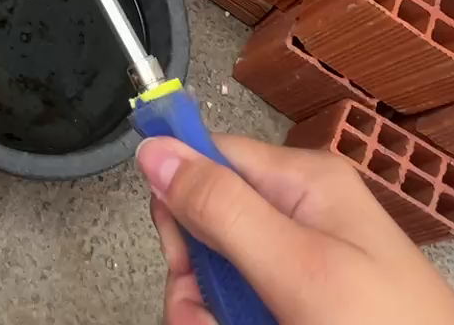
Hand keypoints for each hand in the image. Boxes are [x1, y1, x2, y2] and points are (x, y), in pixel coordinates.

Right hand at [137, 135, 453, 324]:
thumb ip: (222, 206)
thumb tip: (150, 146)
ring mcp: (303, 264)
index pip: (210, 156)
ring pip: (219, 272)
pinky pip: (244, 304)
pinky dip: (231, 323)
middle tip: (208, 319)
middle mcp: (300, 213)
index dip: (179, 198)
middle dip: (195, 274)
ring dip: (208, 311)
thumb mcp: (299, 269)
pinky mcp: (304, 305)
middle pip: (207, 220)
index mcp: (303, 181)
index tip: (180, 256)